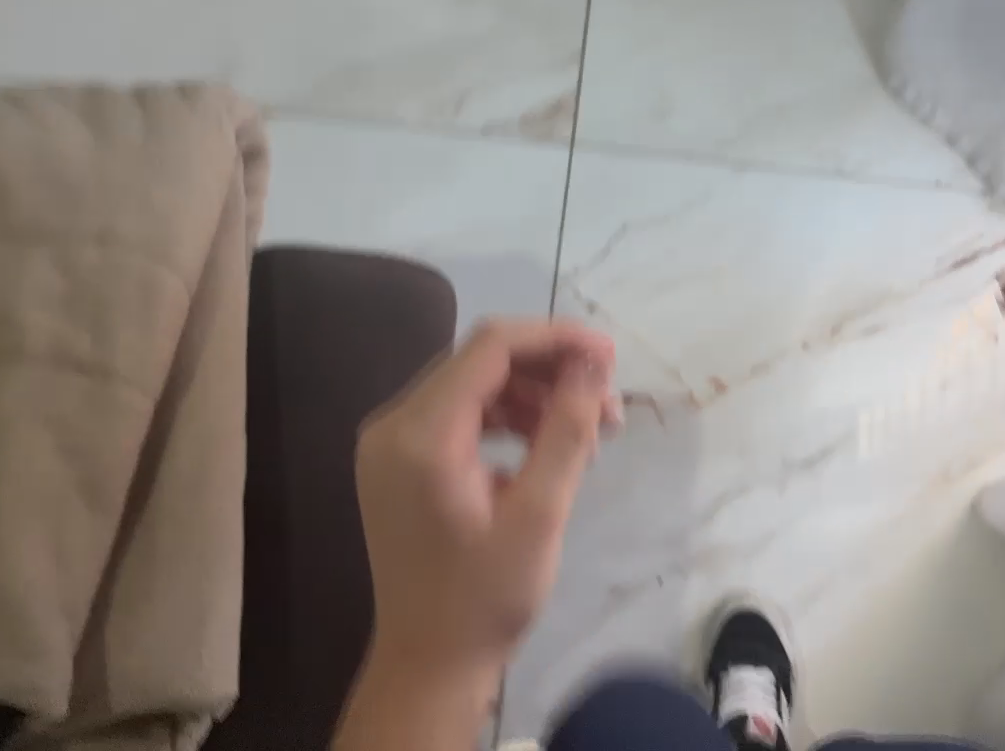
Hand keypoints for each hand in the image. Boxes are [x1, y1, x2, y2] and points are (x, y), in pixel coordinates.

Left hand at [353, 318, 617, 677]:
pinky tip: (549, 441)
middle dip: (553, 367)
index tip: (610, 356)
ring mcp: (394, 440)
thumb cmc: (486, 597)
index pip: (492, 347)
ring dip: (538, 392)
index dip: (556, 338)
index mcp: (420, 435)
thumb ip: (568, 428)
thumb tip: (595, 363)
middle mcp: (395, 424)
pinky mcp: (404, 457)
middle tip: (608, 399)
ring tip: (591, 426)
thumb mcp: (541, 513)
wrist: (429, 665)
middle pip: (484, 359)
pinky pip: (466, 410)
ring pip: (479, 381)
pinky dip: (513, 414)